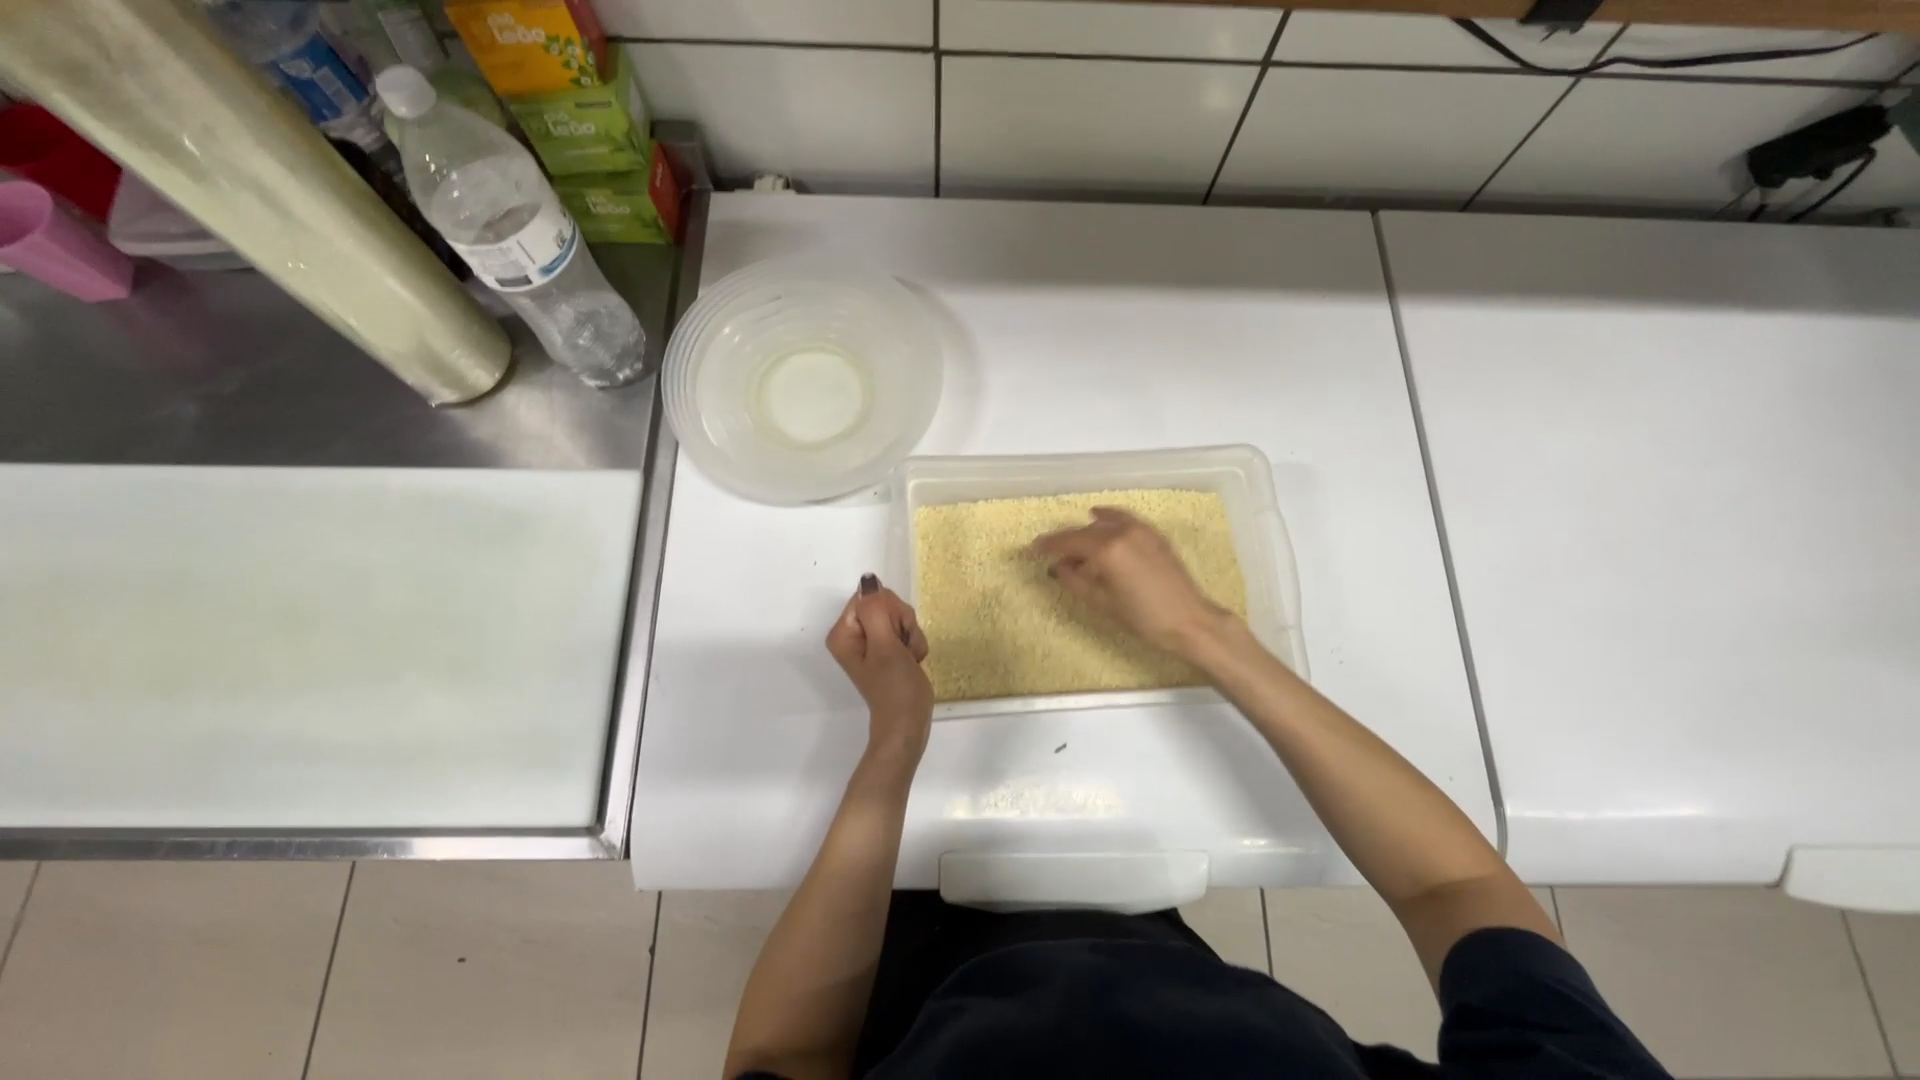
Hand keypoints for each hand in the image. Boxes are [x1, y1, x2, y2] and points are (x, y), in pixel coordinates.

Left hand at [825, 574, 932, 757]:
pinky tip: (910, 660)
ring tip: (906, 658)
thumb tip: (869, 580)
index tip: (894, 635)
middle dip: (902, 623)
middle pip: (885, 604)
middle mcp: (853, 633)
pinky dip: (913, 643)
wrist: (908, 723)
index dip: (889, 612)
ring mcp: (872, 640)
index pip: (869, 597)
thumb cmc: (894, 687)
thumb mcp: (885, 646)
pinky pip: (905, 629)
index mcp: (843, 631)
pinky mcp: (887, 647)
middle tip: (901, 649)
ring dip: (910, 635)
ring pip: (899, 615)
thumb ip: (876, 611)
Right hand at [1034, 507, 1235, 660]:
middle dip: (1067, 542)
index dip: (1049, 545)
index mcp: (1107, 550)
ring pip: (1104, 525)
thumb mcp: (1102, 602)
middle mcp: (1122, 532)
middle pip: (1085, 532)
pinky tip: (1098, 517)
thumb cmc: (1143, 617)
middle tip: (1053, 555)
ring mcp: (1141, 530)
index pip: (1070, 541)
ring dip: (1087, 533)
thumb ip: (1075, 580)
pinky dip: (1109, 517)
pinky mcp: (1154, 534)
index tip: (1034, 548)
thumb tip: (1057, 566)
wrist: (1189, 621)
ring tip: (1076, 548)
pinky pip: (1124, 519)